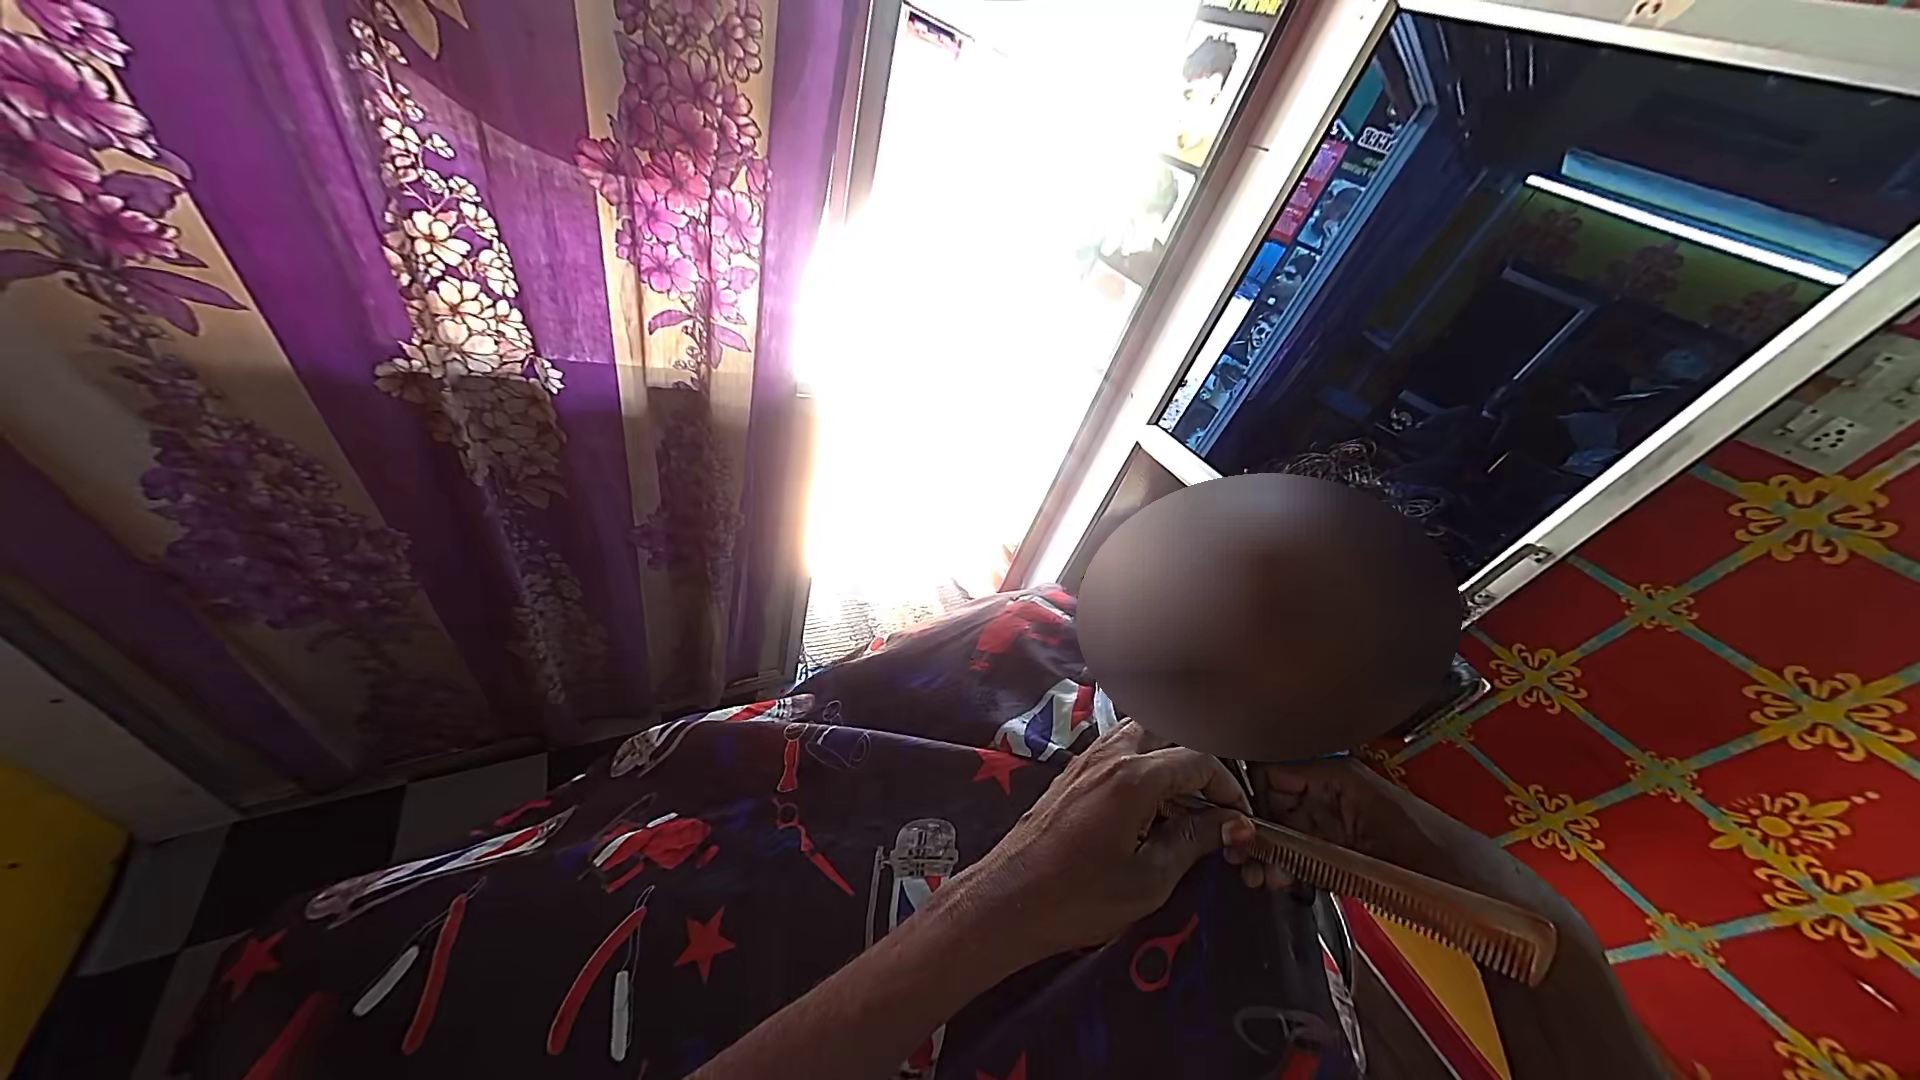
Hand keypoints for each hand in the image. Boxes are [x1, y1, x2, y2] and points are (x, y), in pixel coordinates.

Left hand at [935, 721, 1258, 962]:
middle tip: (1213, 800)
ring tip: (1184, 801)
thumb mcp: (1149, 878)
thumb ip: (1192, 840)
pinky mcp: (1074, 770)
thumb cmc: (1080, 896)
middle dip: (1199, 759)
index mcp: (1134, 776)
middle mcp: (1110, 753)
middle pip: (1169, 730)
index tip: (1239, 819)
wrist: (1012, 895)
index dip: (1228, 787)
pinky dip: (1143, 761)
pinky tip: (1149, 801)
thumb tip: (1228, 823)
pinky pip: (1118, 747)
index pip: (1198, 760)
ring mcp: (1087, 758)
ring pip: (1140, 732)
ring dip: (1169, 755)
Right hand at [1229, 757, 1429, 890]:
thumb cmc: (1439, 866)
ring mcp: (1340, 820)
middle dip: (1254, 830)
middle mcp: (1335, 791)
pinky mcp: (1347, 847)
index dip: (1249, 796)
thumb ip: (1303, 840)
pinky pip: (1304, 849)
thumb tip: (1251, 835)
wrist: (1492, 904)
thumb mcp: (1363, 850)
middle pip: (1273, 800)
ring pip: (1285, 828)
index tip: (1236, 826)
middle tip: (1241, 859)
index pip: (1271, 770)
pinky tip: (1280, 881)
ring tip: (1257, 876)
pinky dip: (1288, 865)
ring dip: (1267, 852)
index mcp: (1338, 776)